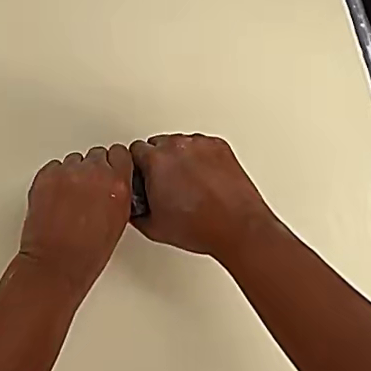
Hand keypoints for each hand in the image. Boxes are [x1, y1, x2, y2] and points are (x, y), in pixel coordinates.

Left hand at [18, 145, 133, 294]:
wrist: (56, 265)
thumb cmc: (86, 253)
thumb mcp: (119, 220)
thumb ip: (119, 192)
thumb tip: (114, 181)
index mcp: (117, 183)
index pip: (120, 153)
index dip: (114, 162)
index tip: (110, 169)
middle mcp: (94, 173)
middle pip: (97, 154)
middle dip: (93, 169)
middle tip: (88, 189)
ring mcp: (69, 173)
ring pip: (74, 160)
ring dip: (74, 173)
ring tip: (70, 197)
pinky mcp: (46, 176)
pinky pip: (54, 167)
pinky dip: (55, 178)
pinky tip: (57, 197)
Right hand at [129, 133, 280, 261]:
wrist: (237, 227)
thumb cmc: (201, 227)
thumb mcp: (153, 227)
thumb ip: (134, 208)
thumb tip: (133, 205)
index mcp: (156, 161)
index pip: (135, 150)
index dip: (138, 166)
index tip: (143, 176)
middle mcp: (177, 146)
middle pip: (157, 143)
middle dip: (158, 161)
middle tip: (166, 183)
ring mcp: (199, 144)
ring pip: (180, 143)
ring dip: (180, 157)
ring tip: (189, 183)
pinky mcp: (218, 146)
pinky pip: (202, 145)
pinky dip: (201, 157)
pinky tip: (204, 178)